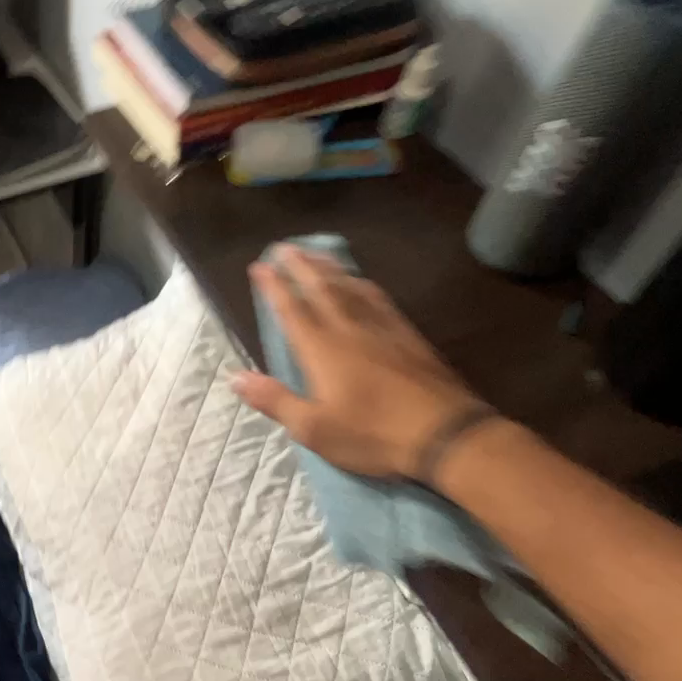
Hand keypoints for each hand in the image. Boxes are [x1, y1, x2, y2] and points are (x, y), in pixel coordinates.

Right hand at [233, 247, 486, 478]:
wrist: (446, 434)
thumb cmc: (373, 435)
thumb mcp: (314, 429)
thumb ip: (274, 400)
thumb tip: (235, 377)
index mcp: (322, 350)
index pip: (292, 310)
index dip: (273, 286)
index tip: (260, 265)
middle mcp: (349, 330)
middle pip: (321, 288)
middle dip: (301, 266)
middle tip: (285, 246)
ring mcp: (382, 330)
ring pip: (351, 288)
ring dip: (330, 268)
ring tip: (316, 253)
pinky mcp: (408, 337)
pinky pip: (379, 299)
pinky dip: (363, 284)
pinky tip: (361, 281)